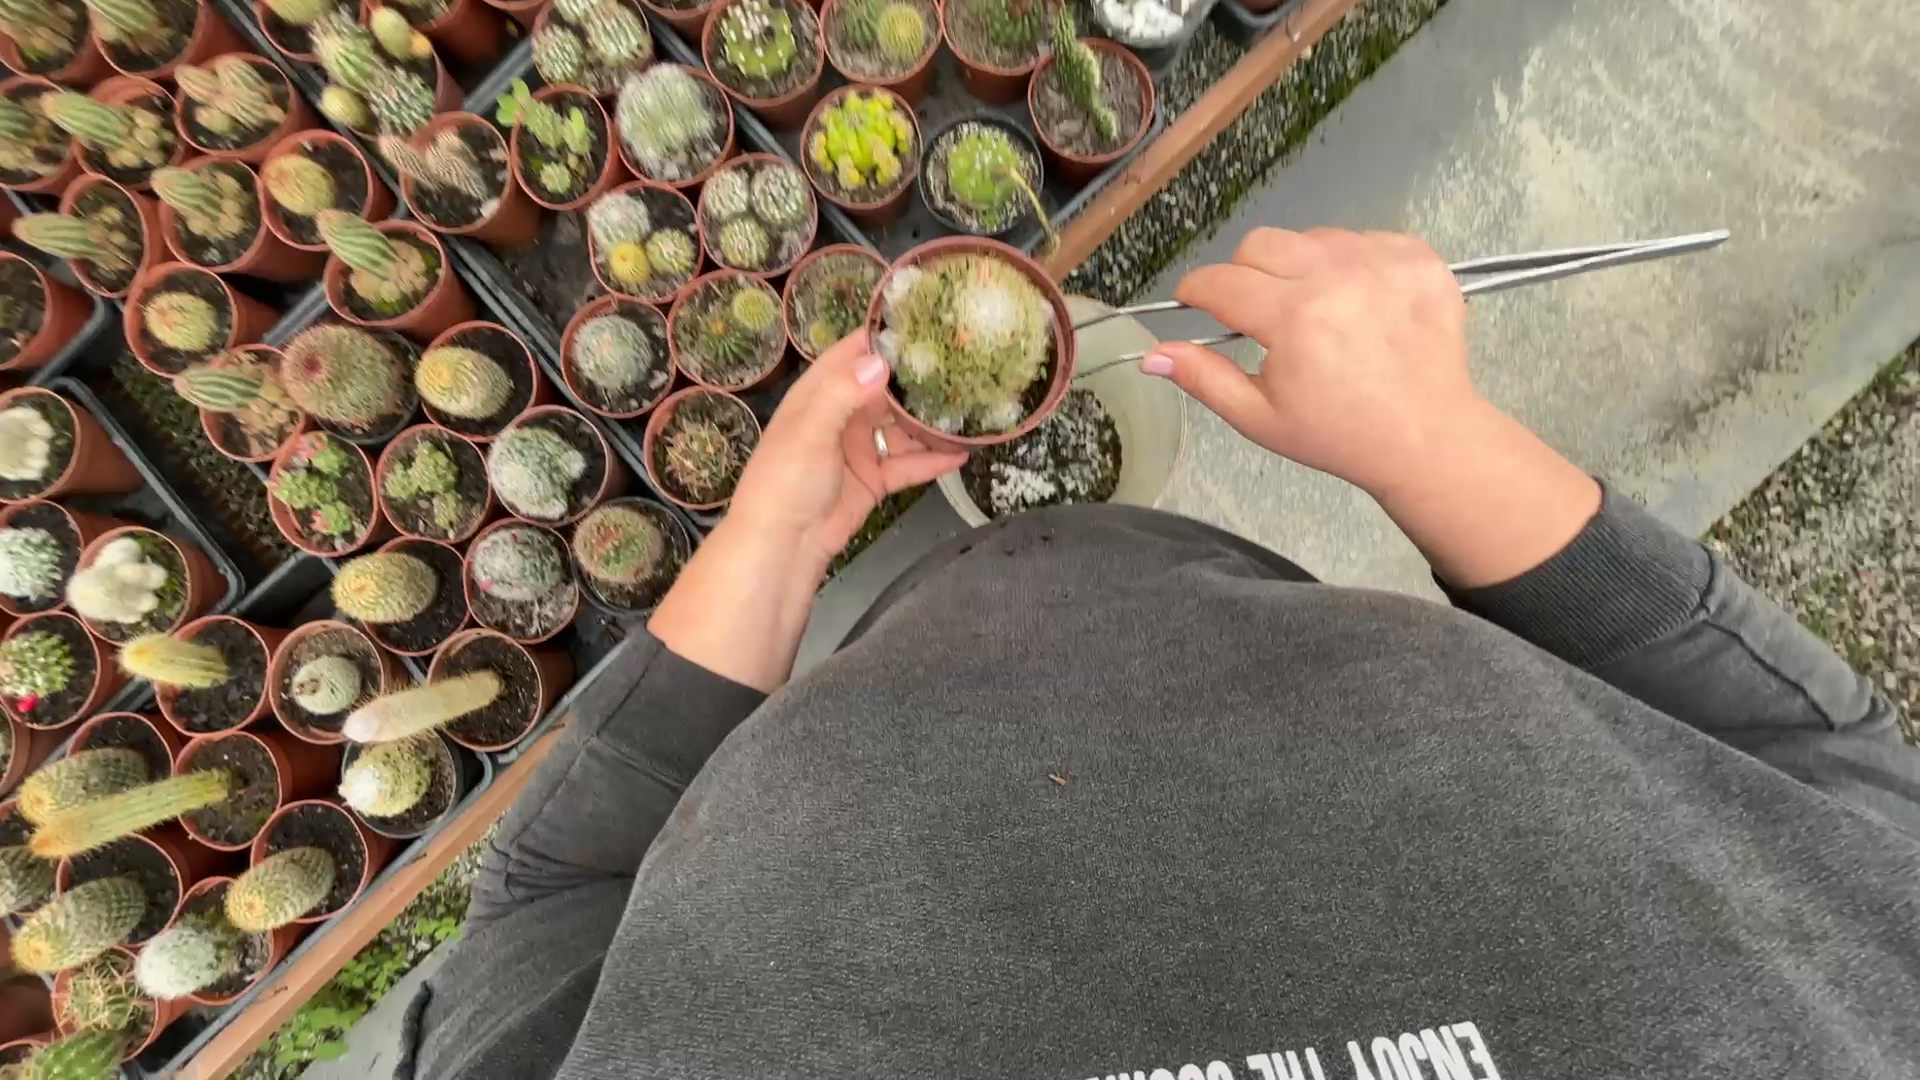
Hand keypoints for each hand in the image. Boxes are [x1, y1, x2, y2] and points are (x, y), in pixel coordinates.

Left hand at [727, 330, 967, 567]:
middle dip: (921, 381)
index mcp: (820, 394)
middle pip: (888, 390)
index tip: (927, 323)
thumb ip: (842, 394)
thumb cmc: (784, 480)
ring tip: (971, 410)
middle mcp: (843, 415)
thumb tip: (881, 362)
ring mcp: (861, 448)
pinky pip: (908, 464)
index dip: (887, 337)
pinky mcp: (874, 479)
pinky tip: (961, 453)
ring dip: (932, 423)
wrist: (782, 544)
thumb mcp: (810, 432)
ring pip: (904, 429)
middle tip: (964, 366)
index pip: (856, 353)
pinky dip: (932, 460)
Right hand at [1152, 227, 1597, 586]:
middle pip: (1260, 244)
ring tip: (1309, 312)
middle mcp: (1337, 277)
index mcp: (1293, 319)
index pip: (1220, 282)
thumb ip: (1202, 378)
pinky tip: (1350, 303)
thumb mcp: (1257, 416)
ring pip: (1309, 238)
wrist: (1425, 435)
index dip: (1194, 290)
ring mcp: (1384, 261)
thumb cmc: (1334, 433)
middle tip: (1254, 316)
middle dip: (1243, 275)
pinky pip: (1358, 238)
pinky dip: (1343, 264)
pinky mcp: (1418, 256)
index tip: (1190, 303)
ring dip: (1294, 268)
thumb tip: (1151, 354)